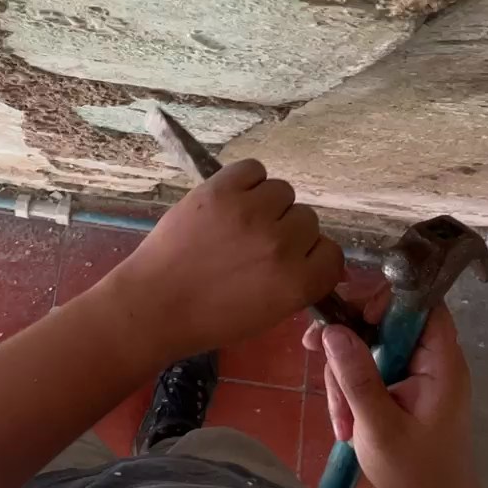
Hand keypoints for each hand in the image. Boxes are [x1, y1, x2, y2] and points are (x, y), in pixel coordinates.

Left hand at [89, 159, 342, 365]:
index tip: (292, 259)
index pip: (331, 252)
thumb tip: (319, 258)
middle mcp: (281, 244)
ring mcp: (250, 213)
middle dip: (286, 231)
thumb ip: (298, 283)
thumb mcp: (269, 313)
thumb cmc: (210, 318)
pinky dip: (246, 181)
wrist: (155, 304)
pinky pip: (253, 169)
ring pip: (283, 191)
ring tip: (239, 221)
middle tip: (256, 244)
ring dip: (267, 204)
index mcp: (298, 283)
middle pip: (307, 219)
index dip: (311, 255)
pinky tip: (230, 199)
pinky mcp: (220, 190)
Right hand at [302, 278, 483, 487]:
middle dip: (346, 339)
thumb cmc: (416, 475)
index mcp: (440, 361)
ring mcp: (414, 371)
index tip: (351, 314)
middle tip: (312, 349)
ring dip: (343, 375)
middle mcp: (429, 358)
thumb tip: (332, 329)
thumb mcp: (380, 427)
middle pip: (383, 318)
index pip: (419, 301)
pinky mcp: (400, 385)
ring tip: (340, 419)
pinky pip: (367, 367)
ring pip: (367, 344)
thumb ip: (357, 377)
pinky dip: (349, 388)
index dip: (384, 296)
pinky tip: (344, 422)